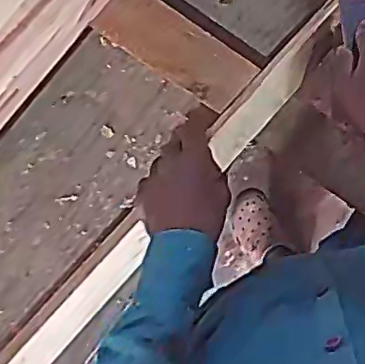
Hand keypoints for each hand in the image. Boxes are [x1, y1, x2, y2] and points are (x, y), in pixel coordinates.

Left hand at [137, 107, 228, 235]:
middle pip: (173, 141)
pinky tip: (166, 195)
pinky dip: (158, 184)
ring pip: (161, 162)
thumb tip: (212, 166)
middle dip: (183, 141)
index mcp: (193, 156)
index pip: (192, 125)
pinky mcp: (143, 195)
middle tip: (193, 148)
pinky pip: (150, 182)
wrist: (181, 246)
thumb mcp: (222, 190)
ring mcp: (153, 178)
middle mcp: (170, 161)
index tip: (204, 117)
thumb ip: (215, 171)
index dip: (198, 118)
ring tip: (181, 178)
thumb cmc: (207, 218)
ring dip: (170, 165)